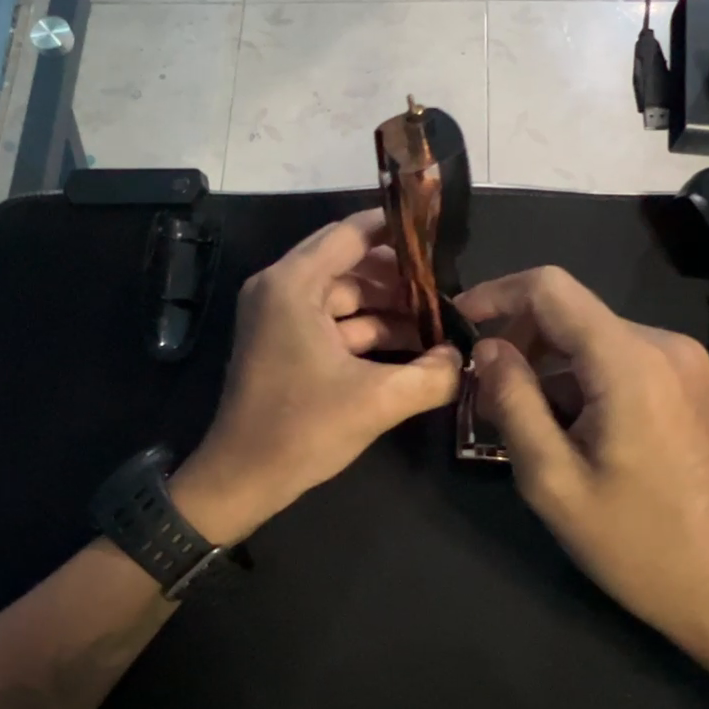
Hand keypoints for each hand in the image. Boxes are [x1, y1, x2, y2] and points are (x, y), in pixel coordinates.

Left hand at [171, 210, 462, 545]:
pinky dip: (367, 331)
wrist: (242, 478)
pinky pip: (332, 322)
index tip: (439, 233)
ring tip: (439, 322)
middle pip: (349, 264)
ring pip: (344, 296)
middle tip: (449, 289)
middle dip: (400, 277)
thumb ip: (433, 375)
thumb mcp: (378, 400)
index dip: (396, 230)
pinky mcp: (283, 343)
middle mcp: (280, 288)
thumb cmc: (302, 429)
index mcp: (292, 284)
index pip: (351, 234)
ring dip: (388, 309)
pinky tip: (412, 349)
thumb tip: (466, 359)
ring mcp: (279, 316)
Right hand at [454, 267, 708, 660]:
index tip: (455, 325)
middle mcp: (661, 345)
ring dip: (543, 367)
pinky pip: (614, 361)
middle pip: (567, 312)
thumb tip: (486, 349)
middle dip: (516, 342)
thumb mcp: (553, 480)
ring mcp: (680, 363)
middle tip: (481, 394)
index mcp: (629, 361)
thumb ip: (513, 402)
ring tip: (516, 423)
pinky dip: (575, 381)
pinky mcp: (685, 385)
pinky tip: (561, 432)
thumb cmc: (638, 543)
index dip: (494, 295)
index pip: (549, 287)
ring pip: (588, 338)